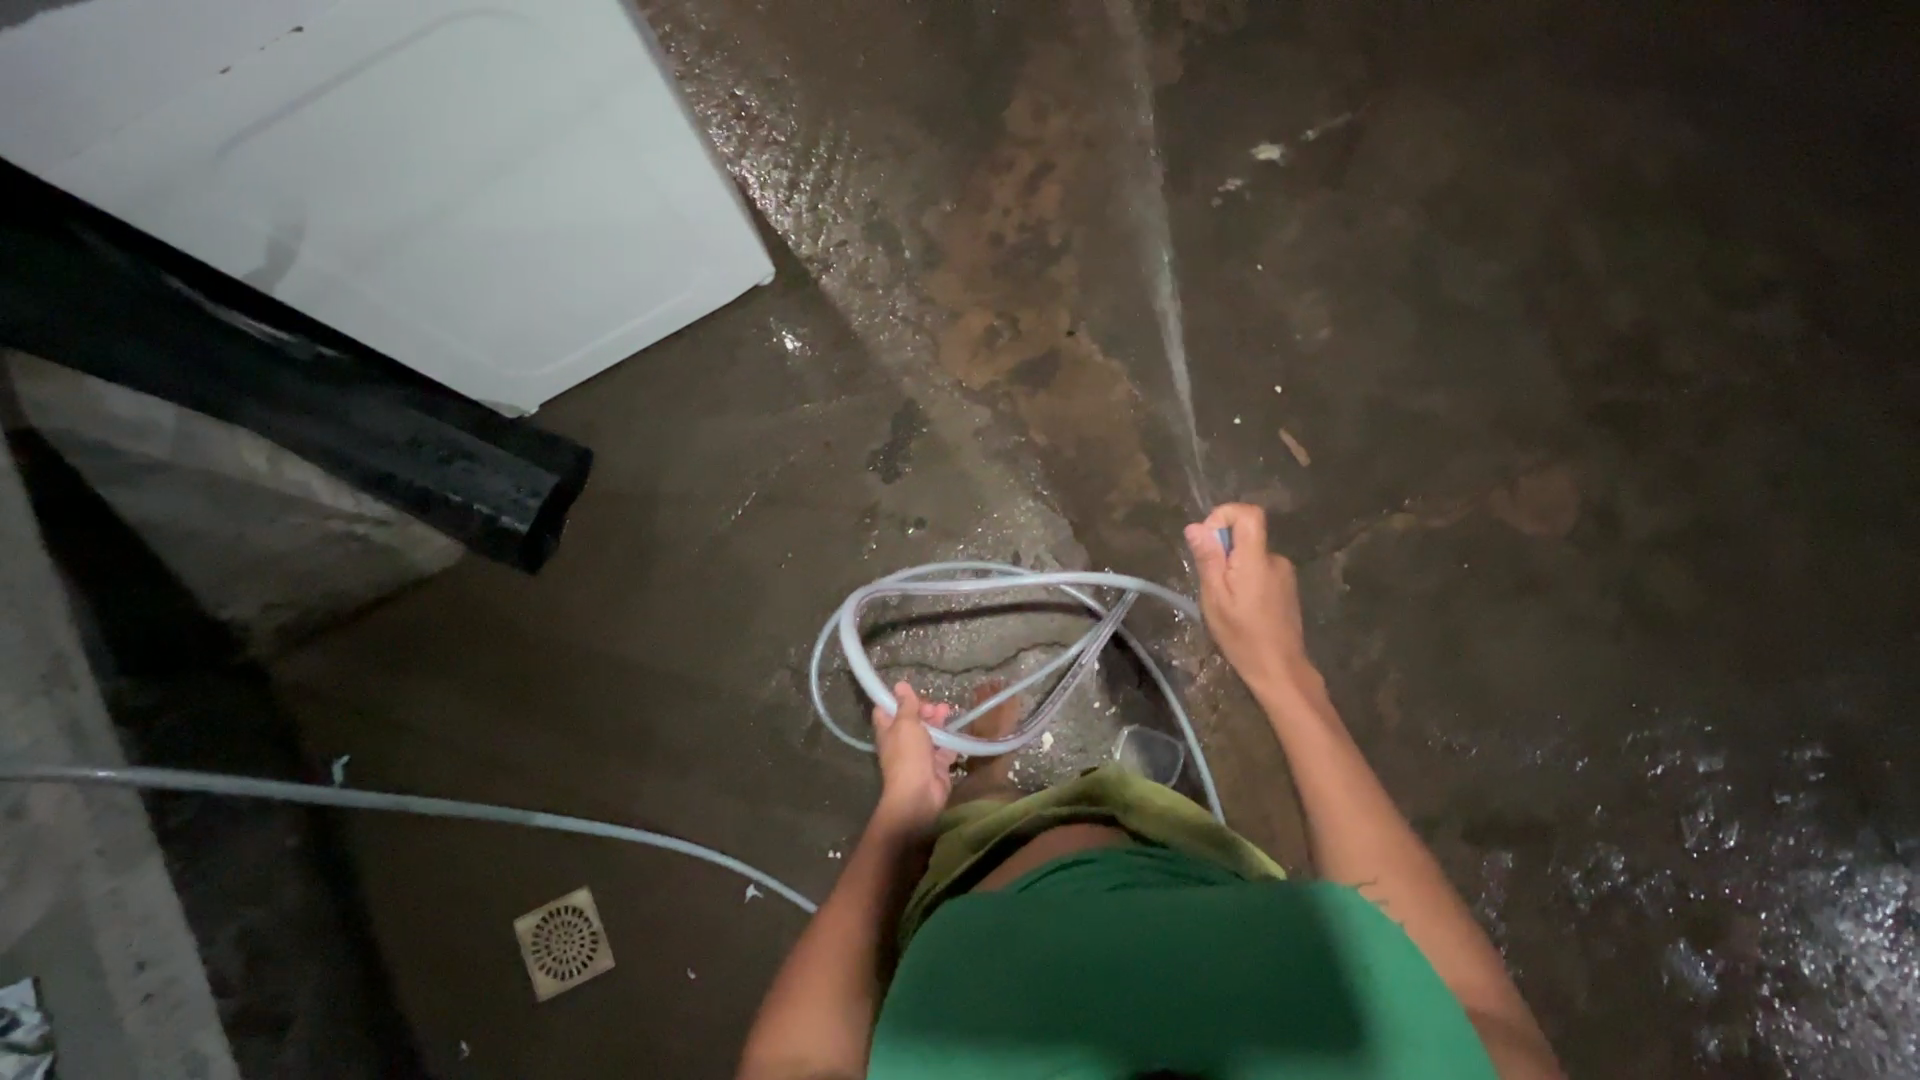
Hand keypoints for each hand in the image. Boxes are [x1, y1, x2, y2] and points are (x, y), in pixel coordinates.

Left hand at [871, 682, 958, 832]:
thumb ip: (906, 704)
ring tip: (947, 711)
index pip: (886, 711)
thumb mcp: (906, 724)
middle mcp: (902, 742)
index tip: (909, 692)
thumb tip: (899, 685)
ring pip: (929, 733)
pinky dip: (950, 741)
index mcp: (888, 731)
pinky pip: (944, 750)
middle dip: (923, 710)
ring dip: (938, 722)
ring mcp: (919, 755)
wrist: (919, 794)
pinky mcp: (936, 766)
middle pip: (911, 720)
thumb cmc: (908, 755)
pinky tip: (956, 730)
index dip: (895, 700)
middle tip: (933, 706)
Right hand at [1184, 504, 1314, 700]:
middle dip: (1222, 552)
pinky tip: (1241, 609)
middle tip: (1210, 585)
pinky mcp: (1287, 588)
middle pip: (1246, 535)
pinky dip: (1245, 581)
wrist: (1279, 668)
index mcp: (1256, 559)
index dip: (1224, 516)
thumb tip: (1195, 526)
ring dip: (1233, 570)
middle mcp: (1275, 559)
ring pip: (1251, 556)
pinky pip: (1260, 571)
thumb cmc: (1242, 635)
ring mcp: (1284, 574)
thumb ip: (1208, 559)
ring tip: (1225, 603)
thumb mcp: (1214, 598)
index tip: (1207, 541)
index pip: (1248, 514)